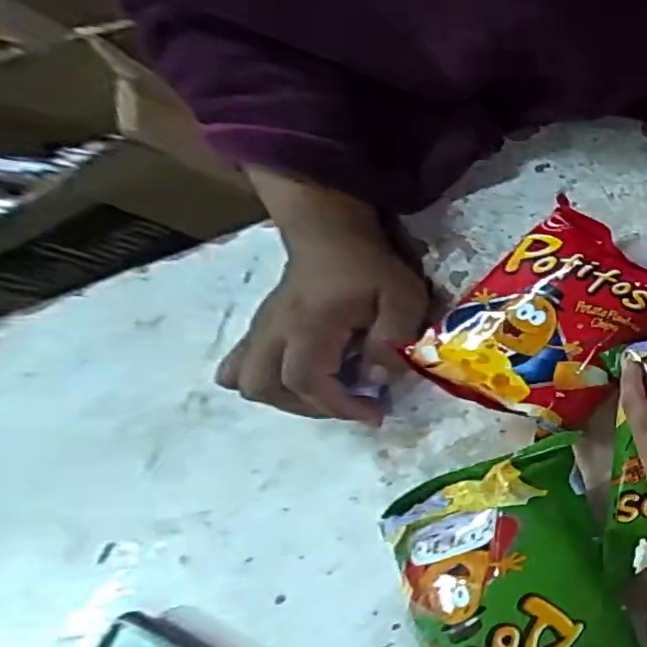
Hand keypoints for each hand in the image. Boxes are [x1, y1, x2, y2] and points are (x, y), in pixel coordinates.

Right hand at [215, 223, 428, 423]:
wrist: (330, 232)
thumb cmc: (371, 266)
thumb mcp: (402, 300)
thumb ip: (391, 339)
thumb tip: (377, 378)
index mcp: (308, 328)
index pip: (306, 383)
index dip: (338, 407)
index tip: (375, 414)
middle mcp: (273, 331)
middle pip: (264, 388)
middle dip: (311, 408)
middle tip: (355, 406)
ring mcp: (262, 328)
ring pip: (245, 379)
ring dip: (287, 398)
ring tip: (334, 396)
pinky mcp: (263, 325)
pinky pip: (243, 363)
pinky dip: (271, 381)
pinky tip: (308, 378)